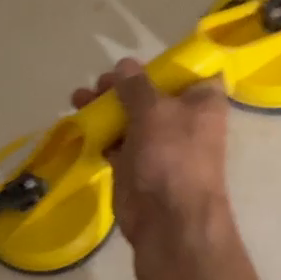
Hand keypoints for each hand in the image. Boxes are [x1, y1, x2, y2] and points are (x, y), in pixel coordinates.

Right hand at [71, 57, 229, 244]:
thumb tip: (124, 64)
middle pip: (150, 91)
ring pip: (129, 115)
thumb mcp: (154, 111)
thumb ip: (136, 86)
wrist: (168, 219)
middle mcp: (183, 118)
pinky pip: (115, 140)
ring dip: (104, 106)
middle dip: (122, 85)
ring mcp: (158, 143)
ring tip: (78, 99)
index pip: (189, 71)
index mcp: (202, 101)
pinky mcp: (136, 163)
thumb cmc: (172, 156)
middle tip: (100, 83)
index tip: (138, 61)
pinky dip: (98, 132)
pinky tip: (79, 123)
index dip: (165, 63)